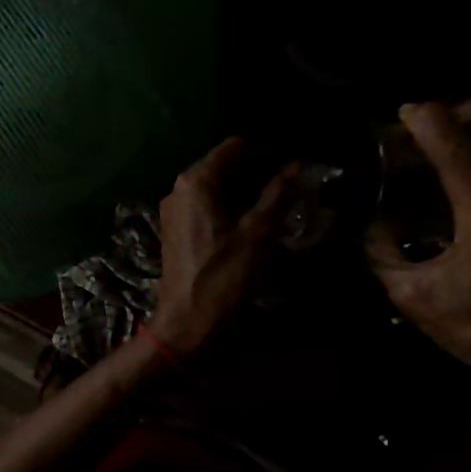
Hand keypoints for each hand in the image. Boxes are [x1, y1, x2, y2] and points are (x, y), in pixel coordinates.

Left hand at [149, 138, 298, 353]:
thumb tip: (297, 165)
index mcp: (195, 183)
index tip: (291, 162)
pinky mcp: (176, 230)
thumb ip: (276, 196)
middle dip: (256, 172)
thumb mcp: (257, 235)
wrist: (185, 323)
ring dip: (244, 191)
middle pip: (222, 167)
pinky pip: (206, 207)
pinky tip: (252, 221)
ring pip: (214, 188)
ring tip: (278, 201)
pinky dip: (229, 208)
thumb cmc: (222, 278)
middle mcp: (178, 189)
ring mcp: (173, 210)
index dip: (263, 152)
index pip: (232, 148)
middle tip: (291, 184)